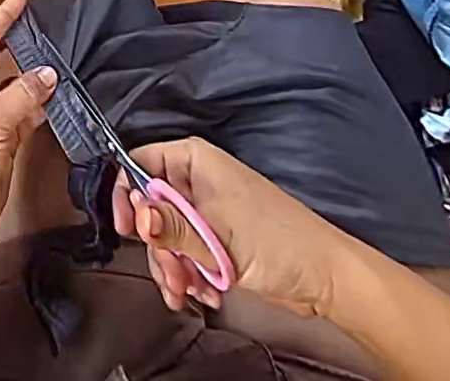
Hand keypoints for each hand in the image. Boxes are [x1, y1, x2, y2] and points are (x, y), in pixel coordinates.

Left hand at [0, 0, 57, 255]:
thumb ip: (25, 92)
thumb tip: (50, 73)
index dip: (2, 18)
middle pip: (0, 59)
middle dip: (21, 44)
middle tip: (47, 25)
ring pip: (16, 86)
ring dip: (35, 76)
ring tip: (61, 58)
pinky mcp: (3, 136)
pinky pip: (26, 111)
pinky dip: (41, 103)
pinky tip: (59, 93)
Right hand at [114, 137, 357, 317]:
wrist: (322, 276)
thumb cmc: (278, 239)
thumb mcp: (217, 233)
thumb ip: (173, 224)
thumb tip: (138, 215)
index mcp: (195, 160)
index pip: (141, 163)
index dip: (128, 193)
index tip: (127, 227)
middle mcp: (196, 180)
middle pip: (150, 205)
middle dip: (157, 244)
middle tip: (170, 268)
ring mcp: (205, 210)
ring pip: (164, 234)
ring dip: (171, 266)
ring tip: (188, 288)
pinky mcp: (213, 237)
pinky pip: (183, 253)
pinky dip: (187, 275)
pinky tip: (203, 290)